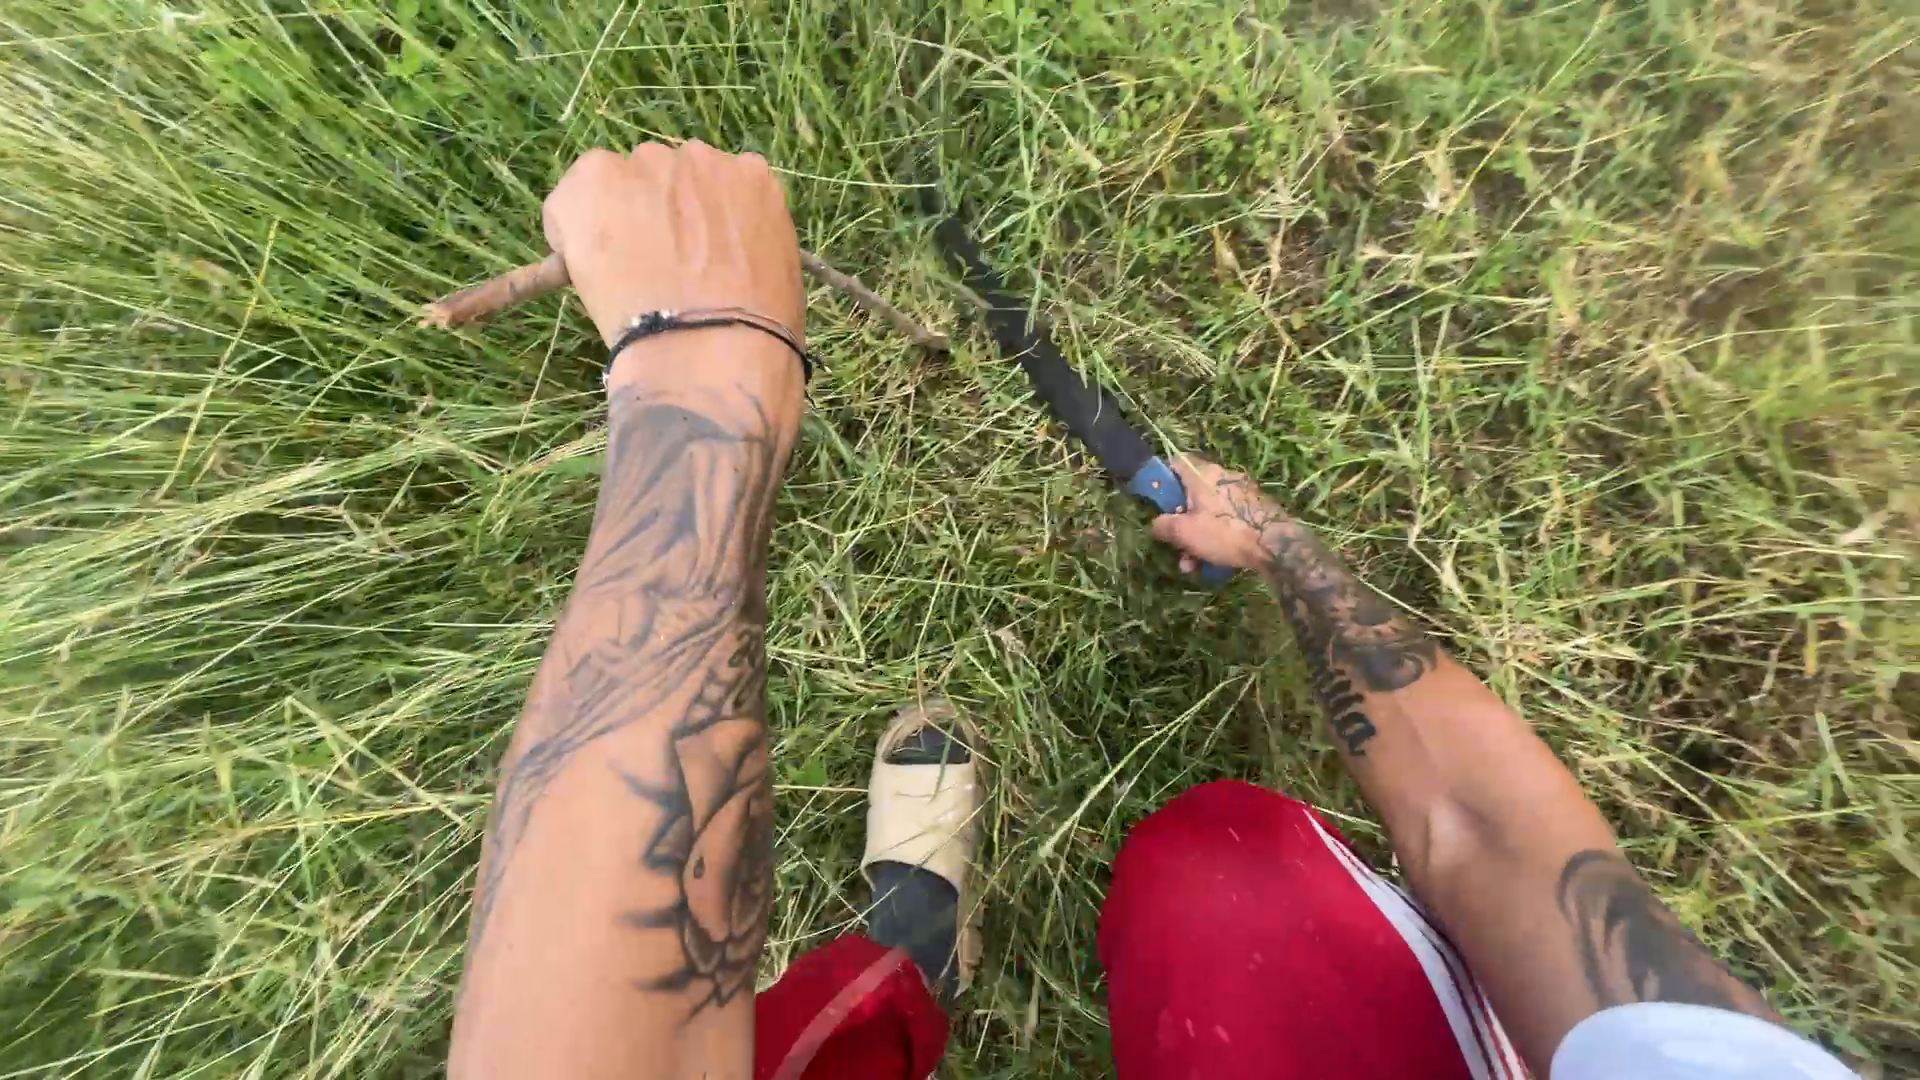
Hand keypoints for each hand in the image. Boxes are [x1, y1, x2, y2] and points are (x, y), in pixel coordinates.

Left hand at [541, 141, 804, 350]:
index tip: (699, 255)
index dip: (704, 224)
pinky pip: (572, 206)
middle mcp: (700, 158)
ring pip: (619, 187)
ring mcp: (645, 165)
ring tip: (627, 281)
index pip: (718, 188)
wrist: (714, 347)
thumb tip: (724, 258)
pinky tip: (593, 280)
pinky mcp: (594, 180)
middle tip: (661, 269)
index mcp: (752, 179)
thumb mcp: (781, 277)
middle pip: (667, 179)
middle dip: (660, 216)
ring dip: (618, 223)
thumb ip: (750, 246)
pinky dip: (574, 237)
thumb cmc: (762, 328)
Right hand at [1149, 455, 1291, 570]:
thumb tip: (1157, 524)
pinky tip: (1213, 562)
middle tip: (1175, 543)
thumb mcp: (1183, 532)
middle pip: (1191, 493)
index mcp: (1203, 474)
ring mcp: (1242, 493)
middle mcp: (1223, 477)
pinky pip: (1226, 520)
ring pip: (1209, 512)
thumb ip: (1162, 525)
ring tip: (1193, 564)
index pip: (1176, 462)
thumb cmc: (1224, 532)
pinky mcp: (1256, 509)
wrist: (1277, 545)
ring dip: (1196, 537)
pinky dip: (1216, 537)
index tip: (1156, 499)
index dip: (1162, 478)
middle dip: (1180, 521)